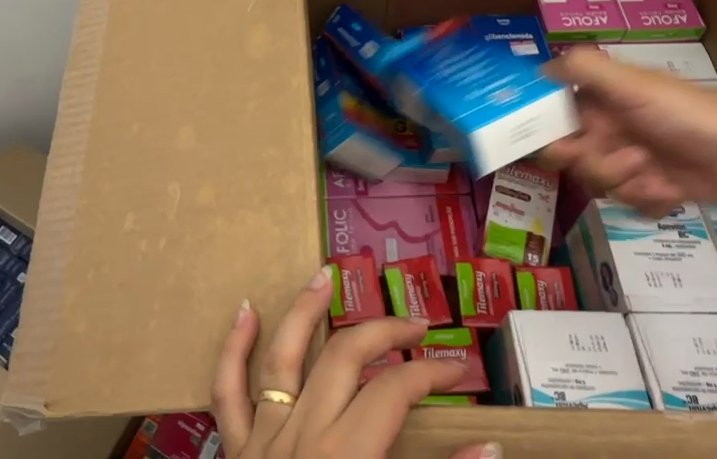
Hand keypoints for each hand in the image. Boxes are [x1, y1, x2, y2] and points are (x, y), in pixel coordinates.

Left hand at [212, 265, 498, 458]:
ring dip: (304, 311)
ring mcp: (262, 437)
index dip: (431, 373)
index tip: (459, 369)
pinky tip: (245, 309)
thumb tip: (490, 445)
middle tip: (418, 325)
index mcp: (346, 457)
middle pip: (344, 358)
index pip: (394, 392)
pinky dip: (233, 347)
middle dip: (384, 333)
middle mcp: (302, 434)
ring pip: (281, 356)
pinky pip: (226, 389)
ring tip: (326, 276)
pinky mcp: (233, 450)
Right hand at [539, 50, 716, 214]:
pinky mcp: (655, 188)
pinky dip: (648, 199)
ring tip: (653, 169)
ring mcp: (632, 160)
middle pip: (572, 157)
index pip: (555, 119)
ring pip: (600, 183)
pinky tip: (669, 189)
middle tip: (623, 157)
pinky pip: (630, 203)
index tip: (563, 144)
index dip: (551, 133)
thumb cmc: (684, 111)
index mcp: (601, 101)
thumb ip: (583, 69)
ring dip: (624, 180)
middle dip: (594, 162)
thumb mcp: (631, 83)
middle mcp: (611, 129)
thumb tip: (539, 68)